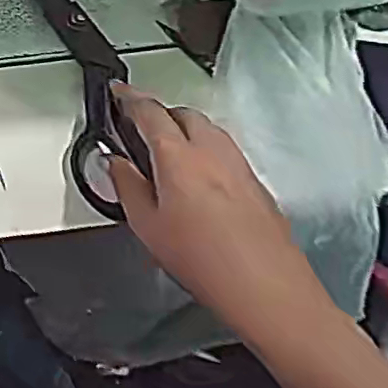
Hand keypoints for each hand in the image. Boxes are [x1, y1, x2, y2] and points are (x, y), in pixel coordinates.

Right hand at [108, 84, 335, 337]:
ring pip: (210, 130)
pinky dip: (204, 147)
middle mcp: (214, 156)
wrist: (270, 294)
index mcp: (179, 159)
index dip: (130, 98)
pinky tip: (194, 170)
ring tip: (164, 143)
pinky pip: (226, 151)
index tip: (118, 92)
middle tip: (137, 120)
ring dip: (184, 127)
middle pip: (185, 114)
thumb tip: (117, 164)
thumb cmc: (206, 262)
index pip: (151, 113)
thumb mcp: (145, 223)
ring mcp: (241, 171)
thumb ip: (126, 184)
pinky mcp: (259, 188)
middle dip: (159, 111)